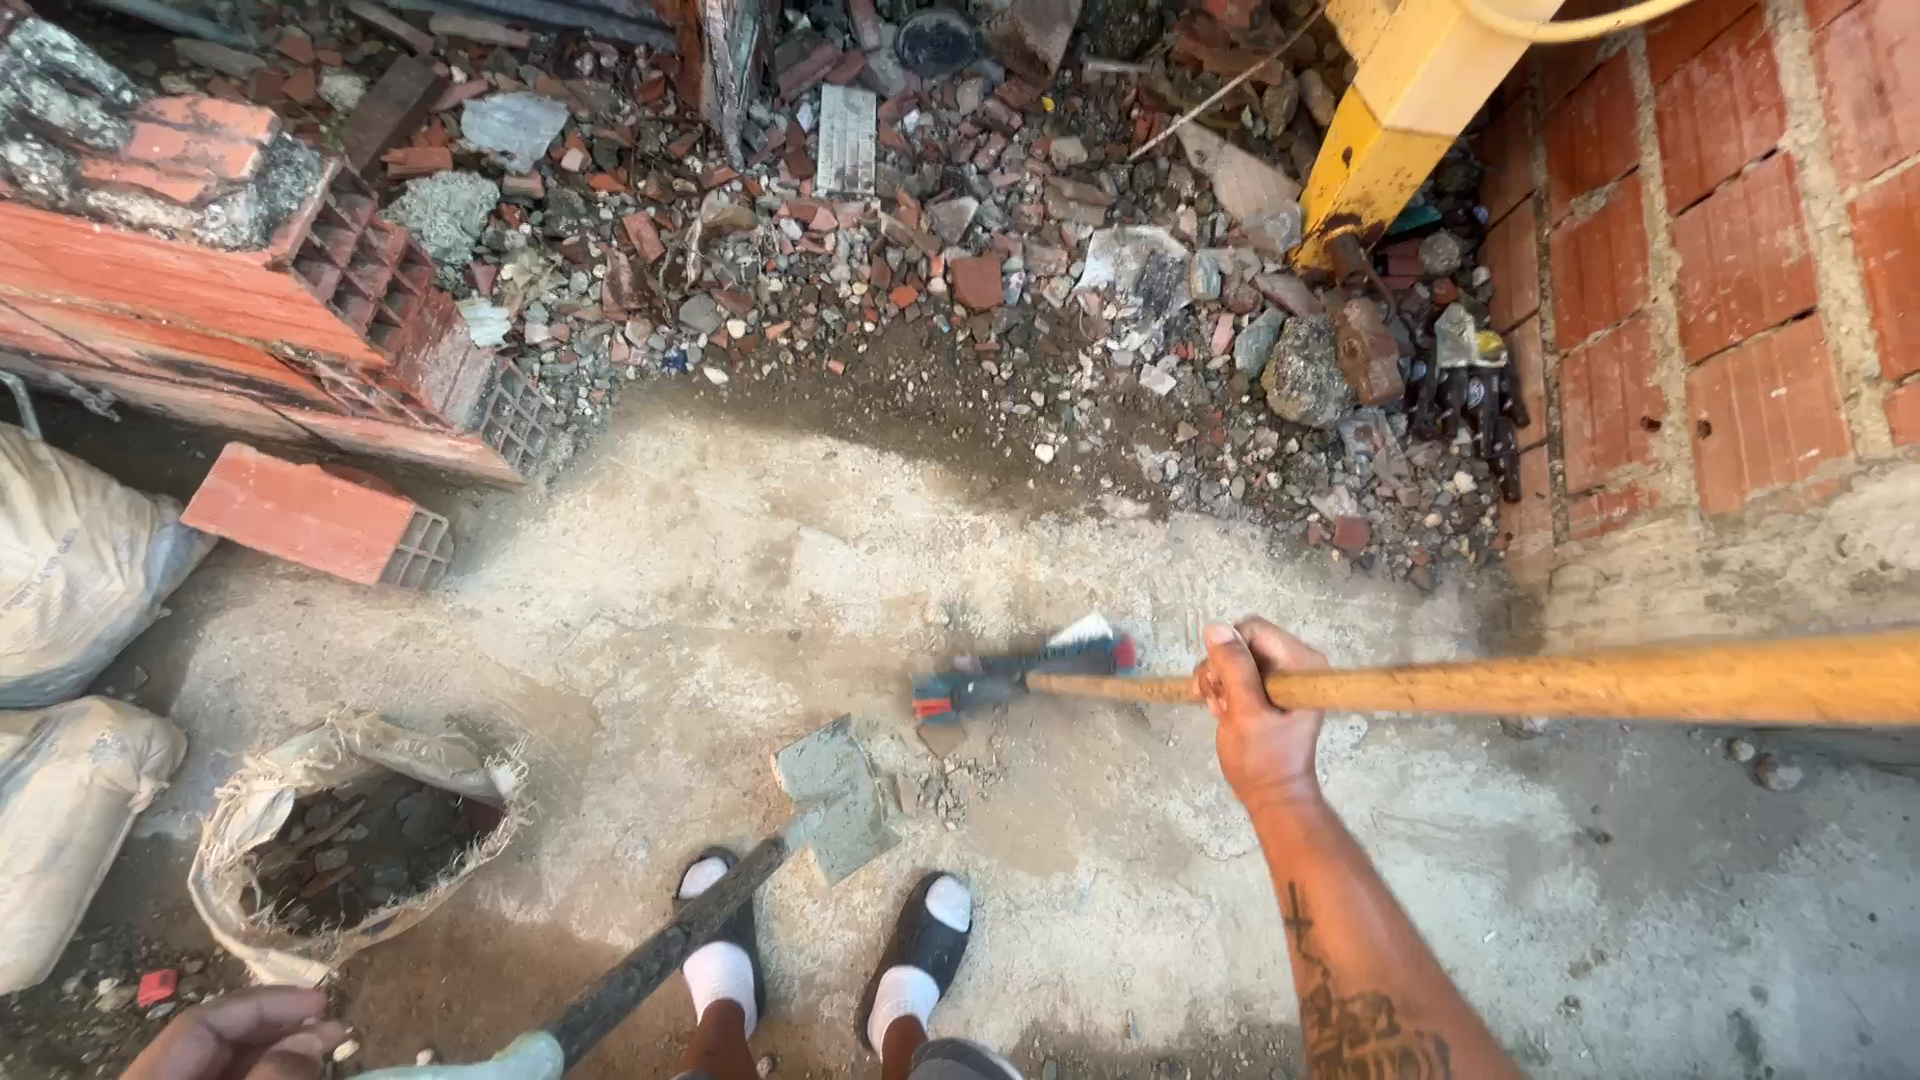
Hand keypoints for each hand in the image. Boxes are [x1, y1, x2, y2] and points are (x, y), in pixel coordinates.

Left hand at [123, 987, 347, 1079]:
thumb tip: (313, 1036)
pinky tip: (293, 1074)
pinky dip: (261, 1076)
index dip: (264, 1004)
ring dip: (277, 1054)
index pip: (199, 1023)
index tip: (320, 1005)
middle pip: (212, 1044)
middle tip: (333, 1031)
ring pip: (220, 1068)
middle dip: (278, 1030)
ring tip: (324, 1052)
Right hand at [1193, 617, 1328, 808]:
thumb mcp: (1246, 712)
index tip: (1222, 684)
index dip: (1230, 652)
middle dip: (1220, 668)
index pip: (1254, 629)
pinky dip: (1219, 687)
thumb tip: (1215, 627)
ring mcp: (1279, 674)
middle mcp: (1294, 662)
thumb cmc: (1264, 758)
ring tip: (1220, 709)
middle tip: (1219, 700)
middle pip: (1240, 640)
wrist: (1269, 794)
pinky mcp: (1265, 686)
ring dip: (1216, 680)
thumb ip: (1234, 669)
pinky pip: (1232, 670)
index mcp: (1302, 664)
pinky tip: (1221, 709)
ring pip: (1231, 655)